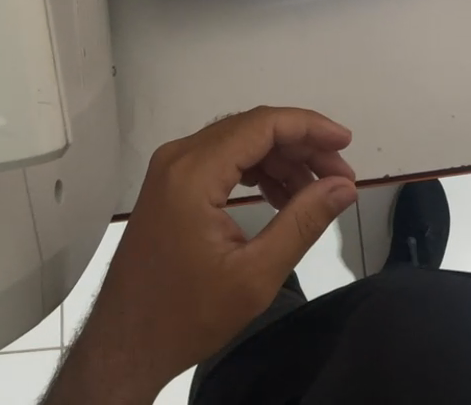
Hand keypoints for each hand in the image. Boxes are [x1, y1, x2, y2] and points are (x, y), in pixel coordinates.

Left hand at [44, 107, 358, 404]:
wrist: (124, 346)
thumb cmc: (187, 314)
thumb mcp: (255, 275)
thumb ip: (303, 222)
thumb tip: (344, 186)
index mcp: (194, 171)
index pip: (261, 125)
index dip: (309, 127)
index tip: (346, 143)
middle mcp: (179, 156)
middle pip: (252, 128)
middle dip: (301, 146)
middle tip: (340, 176)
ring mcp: (172, 168)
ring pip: (239, 142)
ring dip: (281, 160)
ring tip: (318, 191)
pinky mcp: (171, 183)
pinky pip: (223, 159)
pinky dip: (257, 171)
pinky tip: (284, 197)